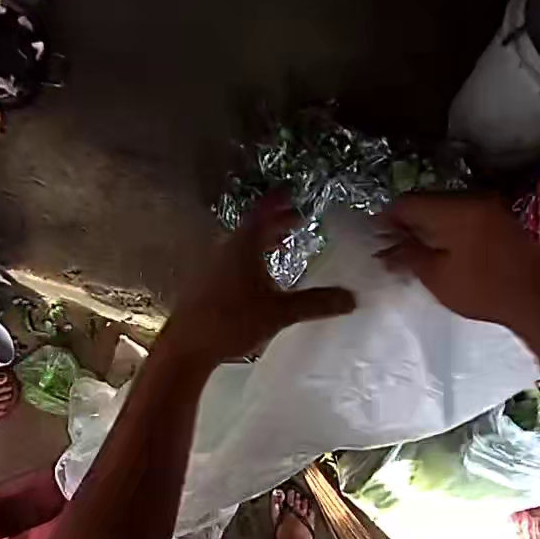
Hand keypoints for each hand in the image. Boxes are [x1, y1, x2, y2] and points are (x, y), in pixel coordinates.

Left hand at [158, 194, 356, 367]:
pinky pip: (235, 262)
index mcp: (244, 247)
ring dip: (263, 242)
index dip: (278, 201)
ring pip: (243, 246)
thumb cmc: (233, 321)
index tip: (291, 192)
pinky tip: (261, 279)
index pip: (263, 213)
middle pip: (253, 228)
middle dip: (275, 222)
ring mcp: (214, 267)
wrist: (188, 346)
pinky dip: (252, 260)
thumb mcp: (280, 312)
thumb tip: (352, 299)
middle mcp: (227, 250)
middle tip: (296, 219)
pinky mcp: (207, 285)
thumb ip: (316, 304)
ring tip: (282, 246)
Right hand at [378, 192, 539, 327]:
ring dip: (427, 226)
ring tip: (415, 252)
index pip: (408, 202)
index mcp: (455, 209)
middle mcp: (473, 199)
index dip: (387, 218)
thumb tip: (386, 248)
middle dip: (407, 222)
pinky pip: (463, 216)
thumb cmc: (484, 291)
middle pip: (427, 202)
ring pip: (446, 209)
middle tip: (392, 247)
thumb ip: (408, 256)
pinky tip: (441, 251)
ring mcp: (489, 207)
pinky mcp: (500, 219)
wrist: (537, 299)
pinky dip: (448, 229)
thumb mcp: (437, 277)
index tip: (377, 237)